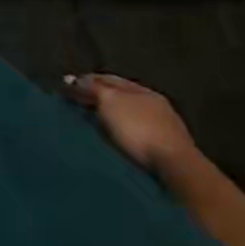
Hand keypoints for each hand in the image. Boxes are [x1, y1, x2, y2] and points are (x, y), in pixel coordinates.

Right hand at [69, 73, 199, 174]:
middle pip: (119, 96)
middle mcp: (153, 104)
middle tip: (77, 104)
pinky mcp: (167, 149)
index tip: (67, 87)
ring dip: (111, 117)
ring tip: (93, 123)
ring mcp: (164, 127)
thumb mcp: (109, 101)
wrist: (176, 167)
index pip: (108, 78)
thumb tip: (75, 80)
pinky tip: (115, 139)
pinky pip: (137, 133)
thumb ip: (92, 88)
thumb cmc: (139, 128)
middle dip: (98, 98)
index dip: (86, 80)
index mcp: (141, 89)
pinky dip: (123, 132)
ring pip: (129, 115)